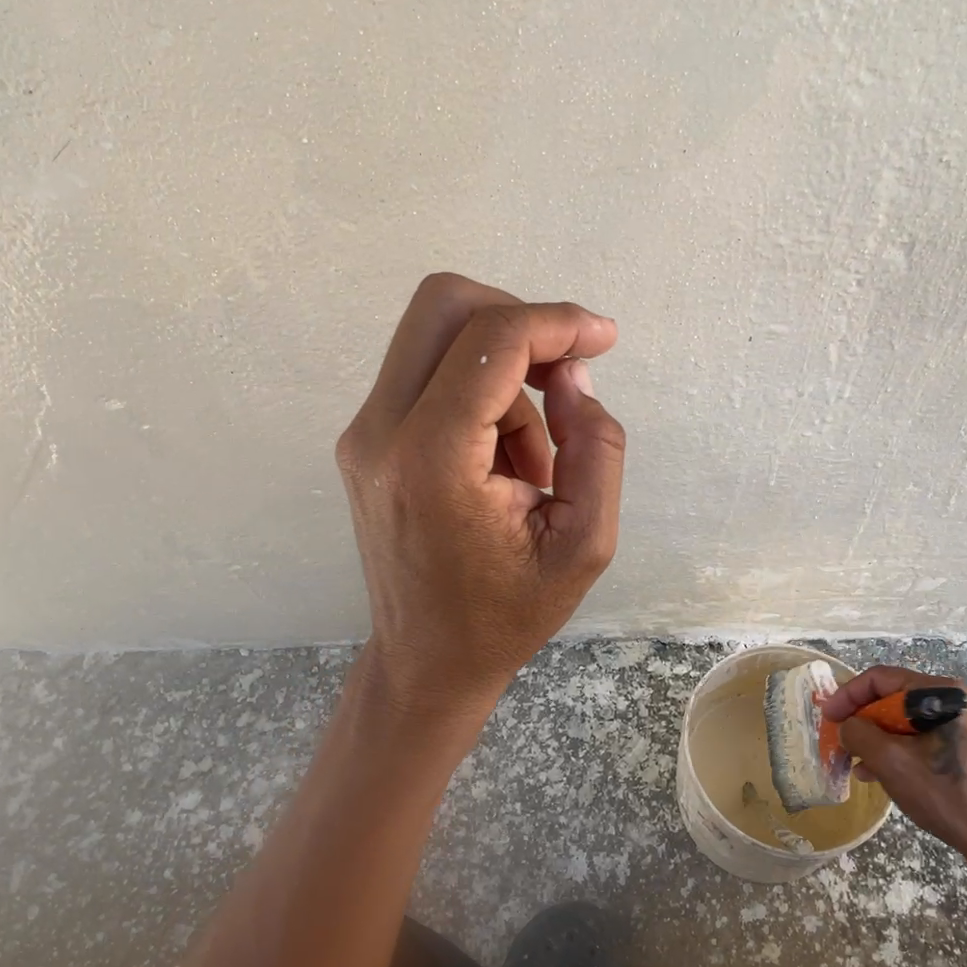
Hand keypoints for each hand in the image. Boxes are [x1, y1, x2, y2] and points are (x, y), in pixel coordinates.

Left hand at [335, 273, 625, 719]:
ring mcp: (363, 433)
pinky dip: (478, 392)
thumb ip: (595, 447)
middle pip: (444, 305)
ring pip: (435, 333)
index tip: (603, 338)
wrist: (426, 661)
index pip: (491, 342)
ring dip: (502, 371)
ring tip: (531, 460)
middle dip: (519, 321)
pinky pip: (427, 372)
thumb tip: (572, 376)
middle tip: (564, 372)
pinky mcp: (365, 439)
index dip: (557, 322)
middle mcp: (380, 433)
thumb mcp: (585, 544)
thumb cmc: (507, 614)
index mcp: (432, 462)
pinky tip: (501, 463)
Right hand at [823, 666, 966, 867]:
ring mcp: (966, 722)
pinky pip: (922, 734)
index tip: (828, 717)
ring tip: (856, 761)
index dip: (848, 695)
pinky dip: (898, 747)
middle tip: (841, 739)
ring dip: (877, 736)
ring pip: (906, 719)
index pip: (882, 678)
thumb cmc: (944, 795)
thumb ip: (859, 733)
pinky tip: (879, 771)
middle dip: (863, 719)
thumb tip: (848, 726)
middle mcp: (959, 699)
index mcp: (946, 693)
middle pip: (894, 697)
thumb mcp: (890, 761)